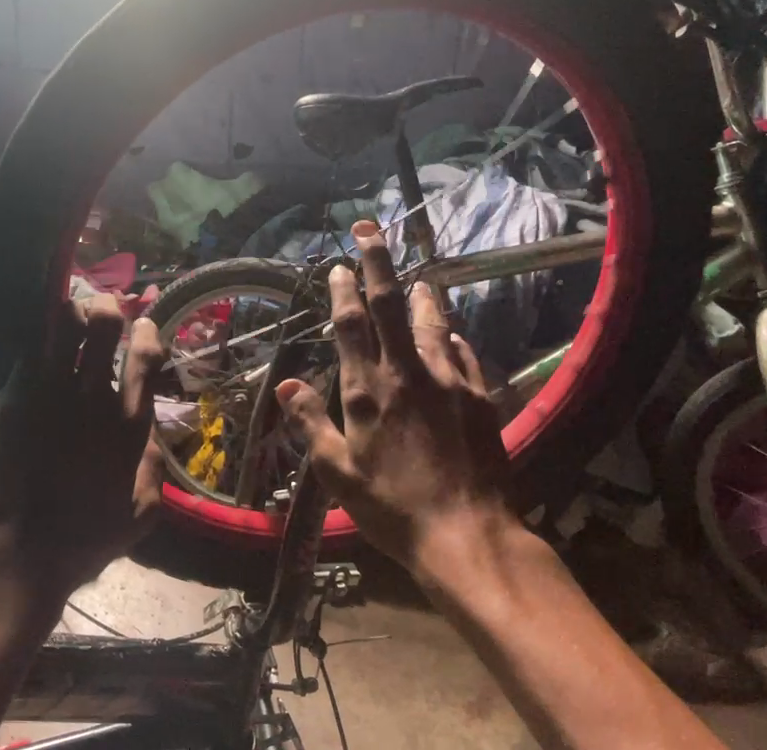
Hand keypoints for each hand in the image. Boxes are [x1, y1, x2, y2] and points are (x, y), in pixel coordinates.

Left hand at [0, 294, 168, 593]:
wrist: (19, 552)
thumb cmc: (83, 541)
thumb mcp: (141, 513)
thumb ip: (153, 469)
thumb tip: (151, 440)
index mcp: (128, 424)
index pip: (145, 356)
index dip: (146, 331)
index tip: (143, 323)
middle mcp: (93, 397)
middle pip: (104, 324)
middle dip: (107, 306)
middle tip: (105, 307)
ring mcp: (49, 392)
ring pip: (63, 323)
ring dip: (71, 311)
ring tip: (71, 314)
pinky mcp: (14, 397)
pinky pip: (30, 349)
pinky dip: (39, 338)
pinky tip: (40, 340)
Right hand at [277, 219, 511, 565]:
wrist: (468, 536)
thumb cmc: (392, 507)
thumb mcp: (337, 473)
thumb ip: (311, 423)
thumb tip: (286, 383)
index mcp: (368, 392)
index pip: (352, 327)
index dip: (343, 292)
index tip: (339, 266)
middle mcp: (408, 375)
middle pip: (392, 307)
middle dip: (378, 264)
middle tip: (370, 230)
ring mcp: (449, 384)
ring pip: (432, 325)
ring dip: (423, 298)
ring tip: (419, 279)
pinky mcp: (480, 400)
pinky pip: (465, 356)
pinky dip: (454, 339)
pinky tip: (451, 333)